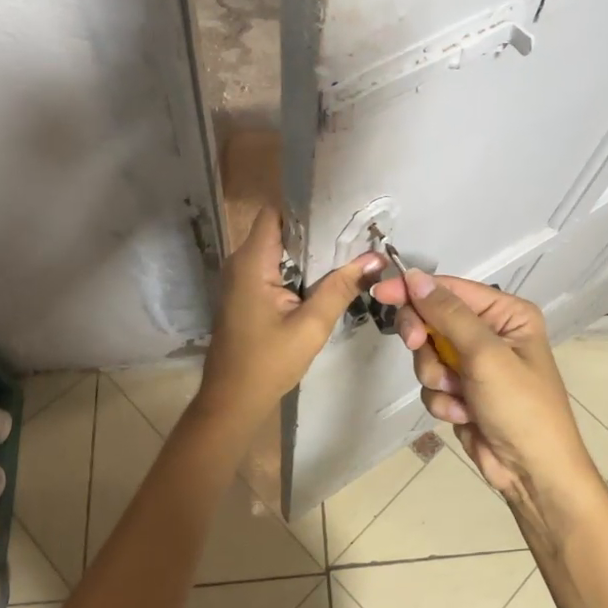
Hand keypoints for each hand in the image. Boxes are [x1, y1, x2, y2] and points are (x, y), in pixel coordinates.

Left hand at [199, 207, 383, 419]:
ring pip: (279, 249)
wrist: (233, 400)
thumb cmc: (268, 363)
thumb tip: (375, 258)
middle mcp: (242, 262)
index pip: (276, 213)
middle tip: (355, 229)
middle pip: (280, 229)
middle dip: (316, 228)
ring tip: (348, 247)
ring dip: (309, 250)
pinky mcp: (247, 293)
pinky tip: (326, 273)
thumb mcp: (311, 326)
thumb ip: (341, 288)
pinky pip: (275, 268)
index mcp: (252, 262)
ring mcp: (242, 278)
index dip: (306, 206)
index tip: (341, 208)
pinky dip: (298, 267)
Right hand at [370, 271, 595, 505]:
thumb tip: (414, 277)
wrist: (532, 471)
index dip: (414, 290)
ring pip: (428, 356)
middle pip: (433, 320)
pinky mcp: (462, 393)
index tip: (380, 293)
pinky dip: (443, 401)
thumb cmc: (520, 406)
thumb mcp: (485, 354)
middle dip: (425, 341)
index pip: (450, 290)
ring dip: (437, 378)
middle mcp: (490, 333)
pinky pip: (433, 385)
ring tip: (459, 397)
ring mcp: (474, 365)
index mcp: (507, 314)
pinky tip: (464, 415)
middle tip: (416, 346)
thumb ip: (448, 314)